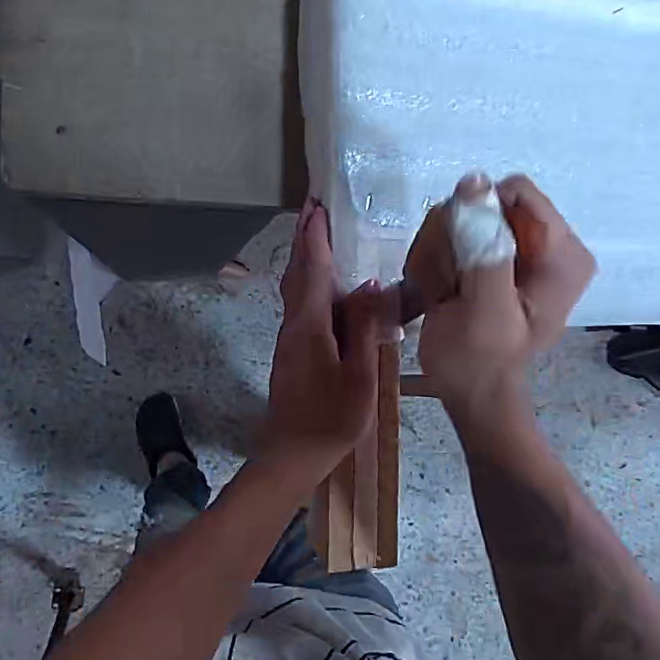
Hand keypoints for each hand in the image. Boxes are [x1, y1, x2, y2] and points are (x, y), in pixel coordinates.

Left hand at [263, 200, 392, 481]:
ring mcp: (290, 338)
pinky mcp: (293, 350)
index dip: (314, 237)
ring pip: (296, 287)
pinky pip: (301, 304)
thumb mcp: (359, 377)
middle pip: (297, 272)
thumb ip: (364, 329)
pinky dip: (309, 282)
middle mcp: (294, 324)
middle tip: (313, 209)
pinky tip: (325, 287)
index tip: (316, 207)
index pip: (312, 269)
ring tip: (319, 236)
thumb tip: (369, 284)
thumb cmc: (331, 419)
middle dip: (304, 239)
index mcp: (310, 325)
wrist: (292, 453)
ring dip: (305, 258)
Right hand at [416, 173, 594, 408]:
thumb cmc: (479, 359)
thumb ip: (484, 245)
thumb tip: (474, 182)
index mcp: (561, 253)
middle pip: (479, 204)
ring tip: (438, 293)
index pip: (515, 194)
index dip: (476, 218)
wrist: (469, 393)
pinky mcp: (486, 258)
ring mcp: (512, 250)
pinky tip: (435, 292)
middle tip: (445, 286)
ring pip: (455, 218)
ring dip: (435, 255)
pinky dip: (432, 262)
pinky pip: (446, 235)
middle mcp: (542, 244)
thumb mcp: (486, 306)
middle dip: (450, 242)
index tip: (459, 258)